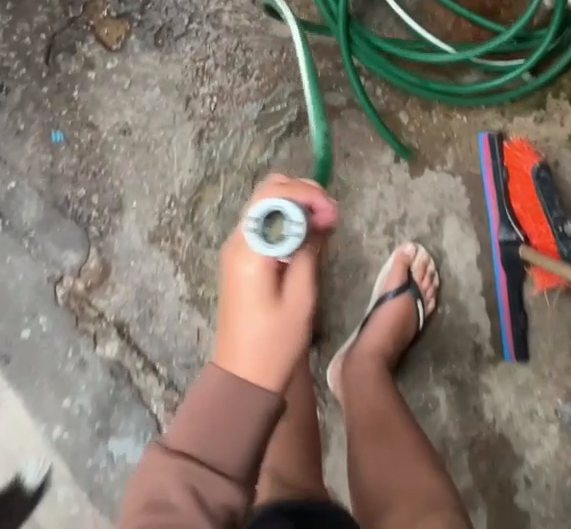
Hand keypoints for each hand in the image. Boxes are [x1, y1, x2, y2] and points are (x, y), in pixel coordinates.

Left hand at [211, 174, 338, 392]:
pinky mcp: (242, 258)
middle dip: (303, 193)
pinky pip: (265, 223)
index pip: (274, 195)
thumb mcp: (301, 296)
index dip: (308, 194)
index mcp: (249, 250)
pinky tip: (309, 234)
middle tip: (331, 214)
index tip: (334, 213)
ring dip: (297, 204)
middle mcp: (237, 241)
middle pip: (268, 192)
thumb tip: (320, 218)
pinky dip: (288, 218)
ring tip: (325, 222)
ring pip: (266, 204)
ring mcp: (237, 249)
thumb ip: (309, 250)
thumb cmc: (275, 343)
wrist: (243, 378)